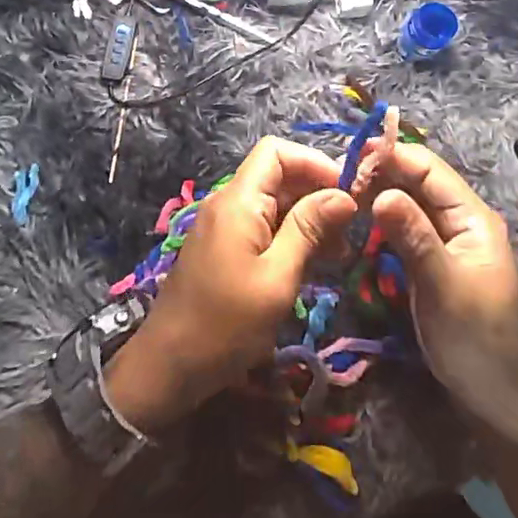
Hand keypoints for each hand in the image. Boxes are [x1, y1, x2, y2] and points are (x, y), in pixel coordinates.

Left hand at [105, 138, 355, 434]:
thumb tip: (343, 195)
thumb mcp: (278, 278)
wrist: (168, 365)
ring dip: (307, 218)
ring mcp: (223, 225)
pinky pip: (261, 225)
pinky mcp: (223, 247)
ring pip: (272, 202)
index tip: (346, 193)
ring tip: (338, 252)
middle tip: (349, 230)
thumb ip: (308, 229)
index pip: (276, 151)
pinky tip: (313, 263)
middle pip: (277, 175)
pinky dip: (289, 236)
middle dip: (316, 193)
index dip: (314, 163)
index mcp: (239, 200)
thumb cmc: (227, 324)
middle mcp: (228, 202)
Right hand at [371, 145, 517, 447]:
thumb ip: (413, 236)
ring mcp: (446, 240)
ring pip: (409, 203)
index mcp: (472, 217)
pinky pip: (405, 228)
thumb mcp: (442, 285)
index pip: (430, 169)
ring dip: (379, 195)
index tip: (350, 157)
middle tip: (337, 178)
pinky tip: (359, 221)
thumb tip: (381, 192)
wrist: (498, 398)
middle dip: (381, 174)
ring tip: (342, 194)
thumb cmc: (475, 339)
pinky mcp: (432, 260)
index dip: (393, 157)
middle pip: (418, 182)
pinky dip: (382, 220)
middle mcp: (460, 220)